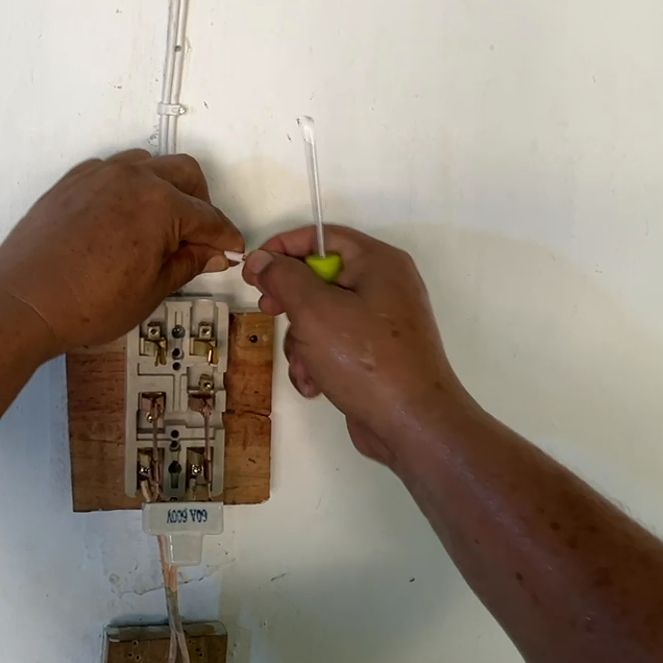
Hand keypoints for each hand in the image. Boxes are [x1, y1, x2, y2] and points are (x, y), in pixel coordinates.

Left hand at [0, 150, 243, 355]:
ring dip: (165, 187)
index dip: (224, 237)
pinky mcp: (71, 182)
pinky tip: (124, 218)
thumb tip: (213, 254)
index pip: (207, 217)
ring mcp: (97, 175)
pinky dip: (128, 186)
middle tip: (199, 237)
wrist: (22, 303)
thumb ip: (187, 264)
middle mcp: (131, 178)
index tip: (231, 249)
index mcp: (160, 204)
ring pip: (148, 165)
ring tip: (162, 225)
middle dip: (201, 202)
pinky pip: (112, 171)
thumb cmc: (86, 305)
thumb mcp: (150, 292)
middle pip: (184, 175)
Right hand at [242, 225, 475, 468]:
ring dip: (301, 343)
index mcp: (377, 263)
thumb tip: (261, 258)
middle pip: (317, 278)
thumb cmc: (365, 359)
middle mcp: (382, 286)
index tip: (251, 271)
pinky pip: (332, 345)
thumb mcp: (314, 311)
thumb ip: (283, 278)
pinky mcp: (372, 355)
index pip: (321, 237)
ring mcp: (379, 323)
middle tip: (268, 311)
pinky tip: (315, 385)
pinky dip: (316, 362)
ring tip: (305, 367)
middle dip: (289, 303)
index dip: (281, 249)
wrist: (411, 425)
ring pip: (319, 317)